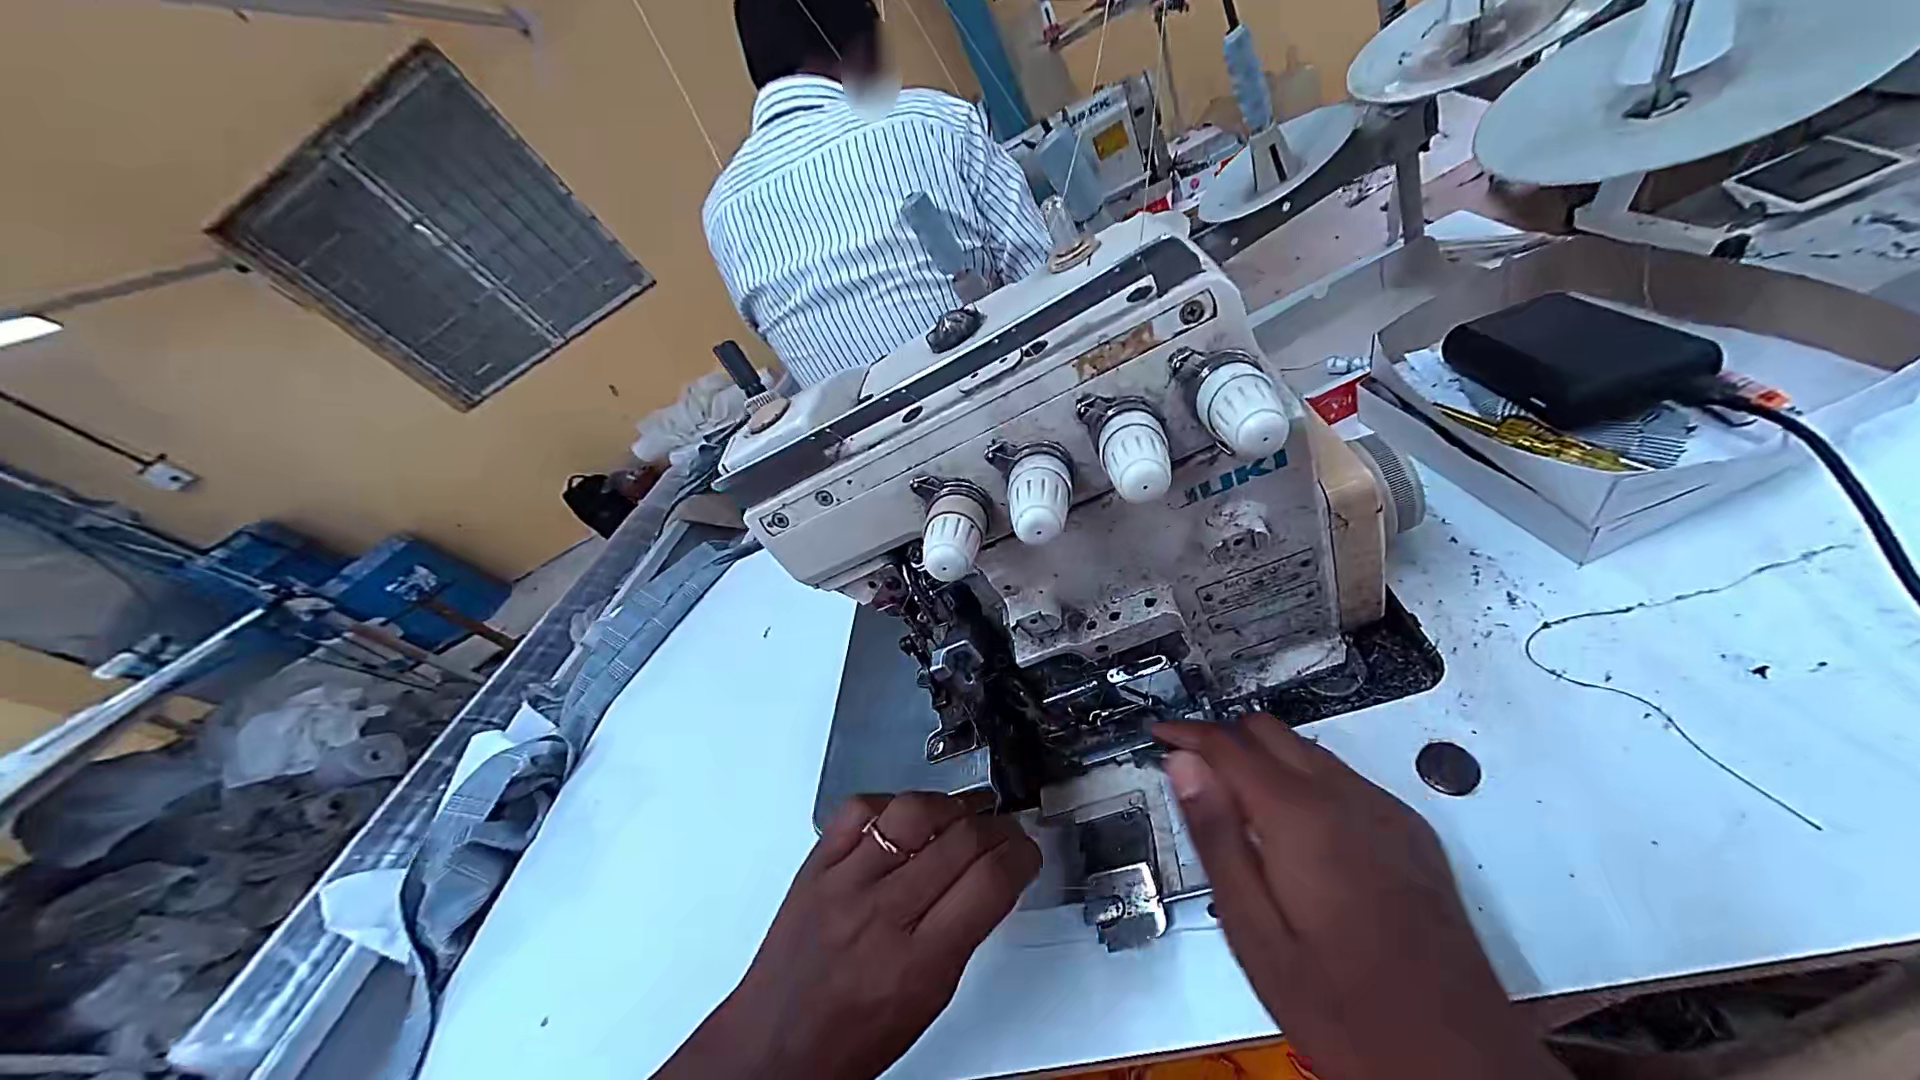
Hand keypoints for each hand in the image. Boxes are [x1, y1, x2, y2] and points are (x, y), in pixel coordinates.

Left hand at [653, 792, 1040, 1079]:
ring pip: (913, 812)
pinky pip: (859, 808)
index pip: (990, 881)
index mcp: (919, 963)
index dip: (1020, 854)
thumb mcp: (929, 997)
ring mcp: (844, 882)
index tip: (1024, 850)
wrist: (775, 1046)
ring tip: (961, 814)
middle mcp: (881, 915)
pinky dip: (891, 803)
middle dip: (996, 828)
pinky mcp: (815, 865)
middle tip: (1002, 831)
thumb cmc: (850, 1038)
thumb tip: (993, 876)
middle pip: (961, 840)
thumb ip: (963, 931)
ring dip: (950, 806)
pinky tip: (904, 816)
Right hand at [1155, 715, 1568, 1079]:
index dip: (1185, 734)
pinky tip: (1289, 826)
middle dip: (1222, 737)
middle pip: (1268, 729)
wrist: (1461, 1067)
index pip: (1227, 744)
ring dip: (1262, 756)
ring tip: (1231, 798)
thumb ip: (1215, 836)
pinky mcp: (1411, 834)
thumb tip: (1185, 769)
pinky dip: (1302, 778)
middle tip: (1190, 767)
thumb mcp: (1253, 930)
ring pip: (1306, 748)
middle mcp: (1349, 801)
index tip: (1161, 735)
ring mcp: (1387, 814)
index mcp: (1301, 818)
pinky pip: (1342, 777)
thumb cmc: (1347, 1012)